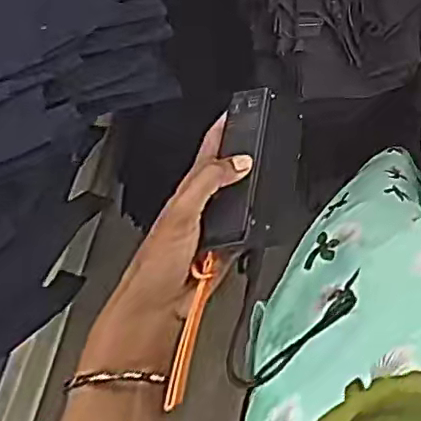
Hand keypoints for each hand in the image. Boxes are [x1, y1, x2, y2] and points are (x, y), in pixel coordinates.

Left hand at [80, 115, 250, 372]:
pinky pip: (248, 230)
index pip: (209, 150)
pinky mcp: (227, 249)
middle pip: (229, 171)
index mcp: (187, 190)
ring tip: (267, 170)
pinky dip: (256, 225)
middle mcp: (201, 205)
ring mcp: (215, 227)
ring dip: (252, 189)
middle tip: (261, 132)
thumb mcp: (181, 212)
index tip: (238, 110)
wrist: (155, 309)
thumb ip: (210, 181)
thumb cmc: (154, 265)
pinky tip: (261, 219)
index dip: (223, 128)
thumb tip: (240, 161)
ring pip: (241, 199)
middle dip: (244, 154)